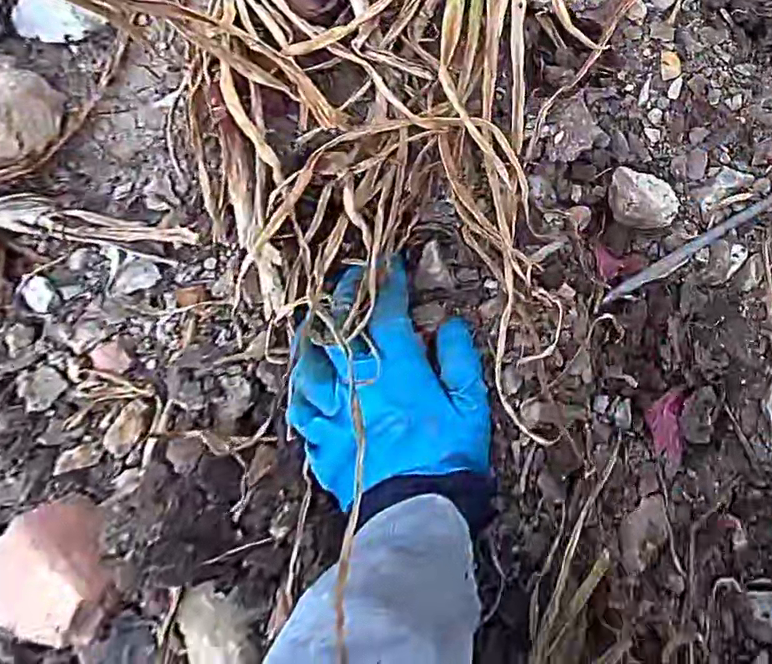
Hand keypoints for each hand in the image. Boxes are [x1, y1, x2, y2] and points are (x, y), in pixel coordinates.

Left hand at [288, 255, 490, 508]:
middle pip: (340, 333)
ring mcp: (332, 416)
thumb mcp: (471, 399)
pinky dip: (301, 386)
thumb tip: (446, 323)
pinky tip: (303, 377)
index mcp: (396, 371)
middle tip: (352, 277)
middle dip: (345, 299)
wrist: (417, 509)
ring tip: (314, 318)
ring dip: (311, 337)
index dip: (388, 285)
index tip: (389, 263)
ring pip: (309, 367)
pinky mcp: (321, 444)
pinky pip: (300, 409)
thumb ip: (457, 356)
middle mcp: (356, 386)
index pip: (386, 316)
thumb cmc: (450, 450)